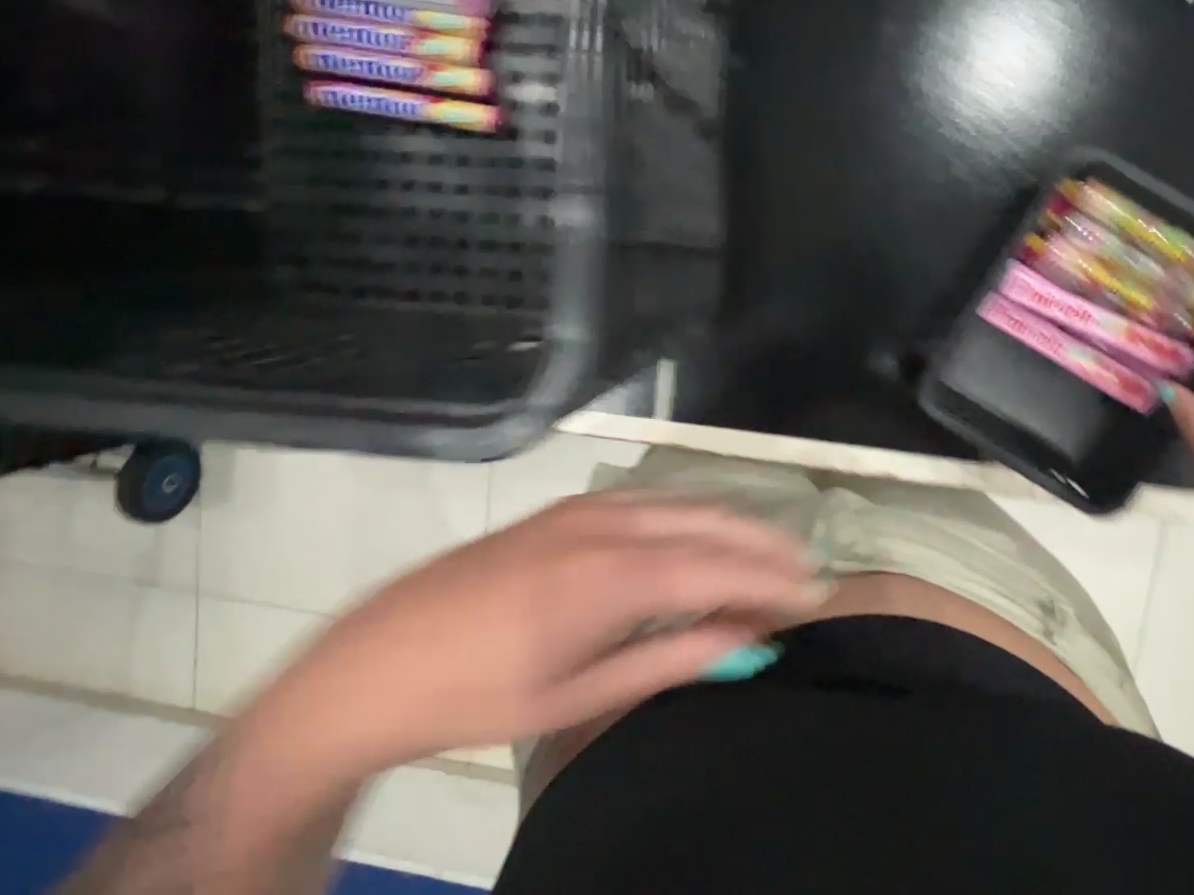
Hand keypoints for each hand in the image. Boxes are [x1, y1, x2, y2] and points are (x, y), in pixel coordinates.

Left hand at [254, 493, 826, 774]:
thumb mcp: (578, 694)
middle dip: (761, 541)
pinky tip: (700, 532)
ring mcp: (575, 510)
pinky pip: (644, 500)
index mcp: (607, 575)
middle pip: (703, 521)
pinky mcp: (558, 512)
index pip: (715, 567)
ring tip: (770, 547)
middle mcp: (600, 524)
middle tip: (808, 567)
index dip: (770, 580)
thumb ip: (668, 658)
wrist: (377, 662)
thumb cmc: (479, 694)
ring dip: (728, 521)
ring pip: (676, 502)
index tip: (816, 595)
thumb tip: (745, 638)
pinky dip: (687, 514)